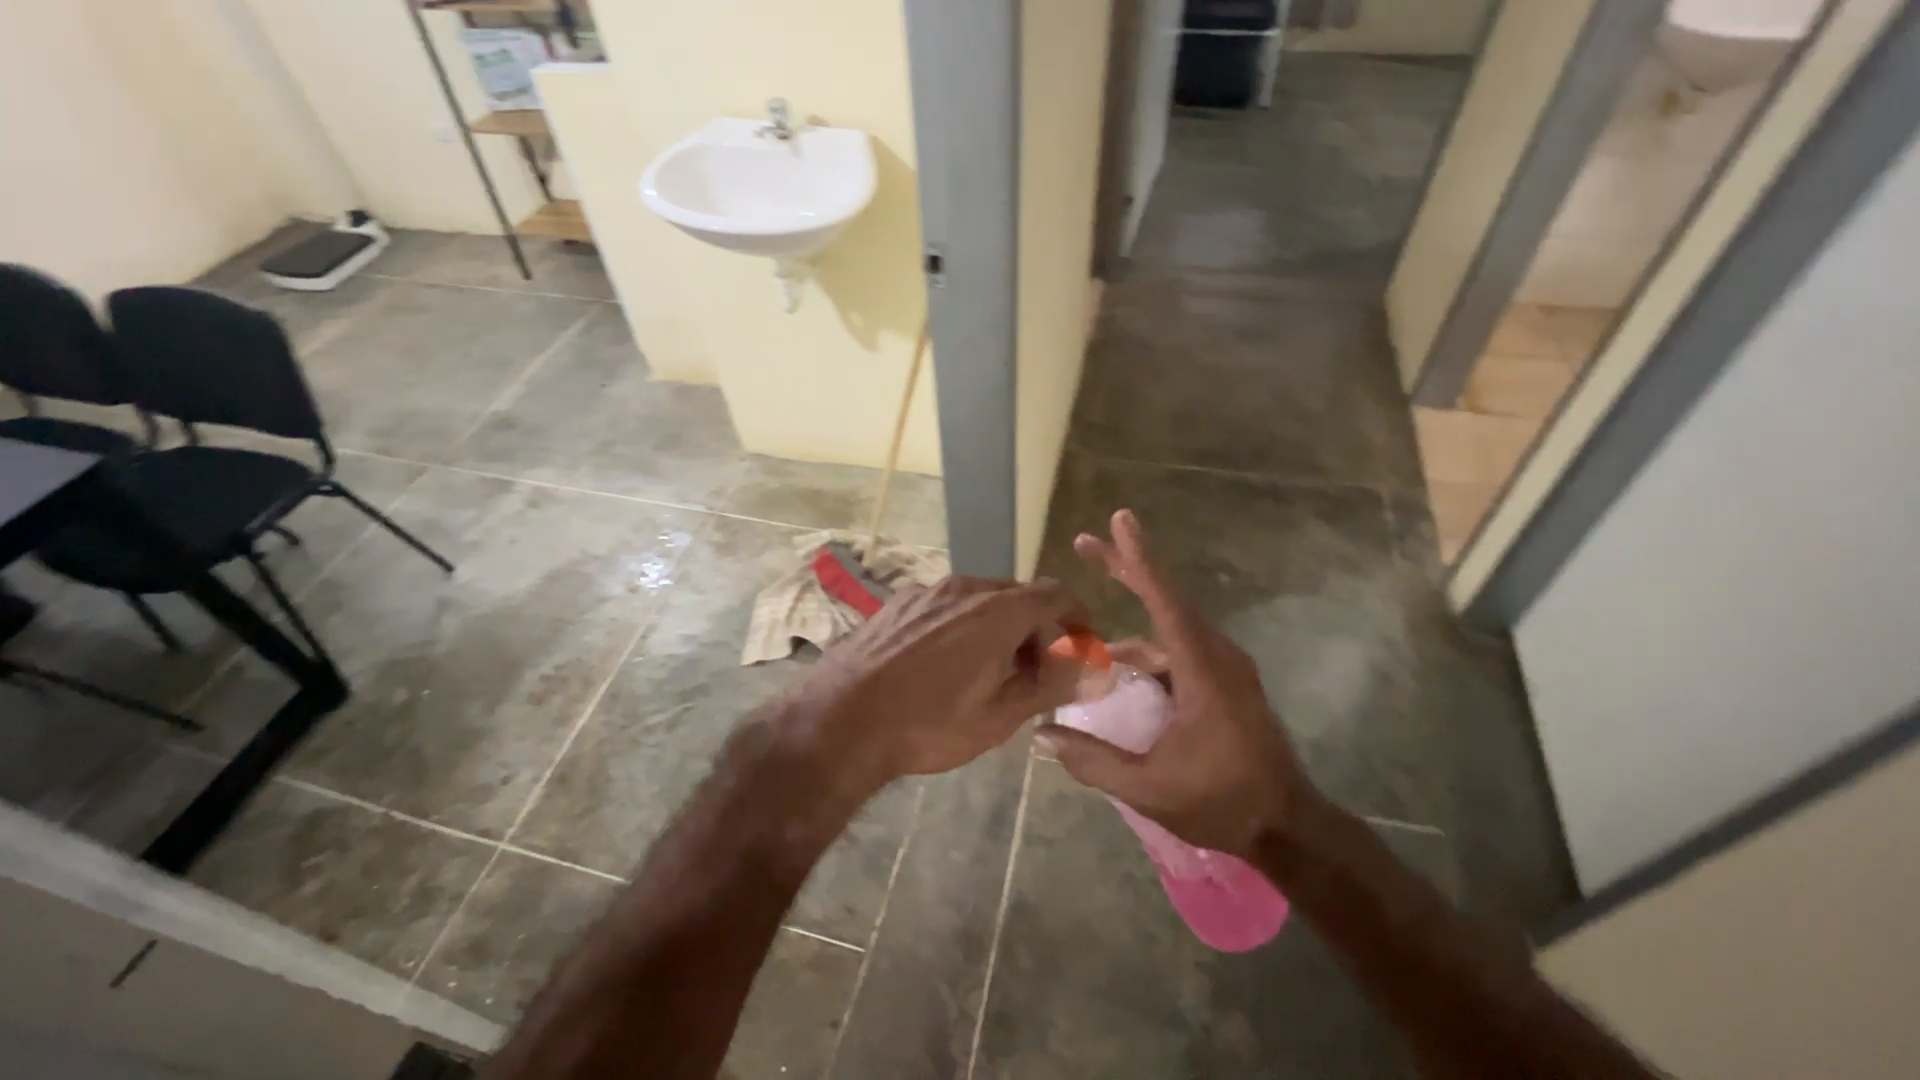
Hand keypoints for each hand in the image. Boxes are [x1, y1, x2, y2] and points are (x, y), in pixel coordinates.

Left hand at [778, 575, 1089, 799]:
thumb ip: (1053, 685)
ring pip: (979, 601)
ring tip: (992, 675)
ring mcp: (925, 592)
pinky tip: (947, 667)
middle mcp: (964, 587)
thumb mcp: (1001, 715)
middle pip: (1019, 597)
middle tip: (1037, 675)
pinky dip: (964, 628)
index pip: (1057, 594)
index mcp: (998, 609)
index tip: (1081, 650)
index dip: (1078, 619)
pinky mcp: (896, 604)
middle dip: (1038, 631)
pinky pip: (945, 608)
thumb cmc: (928, 723)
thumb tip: (1095, 671)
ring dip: (999, 630)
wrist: (840, 721)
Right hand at [1037, 509, 1313, 857]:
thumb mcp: (1147, 788)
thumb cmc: (1220, 803)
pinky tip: (1120, 676)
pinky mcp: (1227, 684)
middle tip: (1085, 543)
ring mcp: (1227, 669)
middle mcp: (1219, 657)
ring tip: (1085, 646)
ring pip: (1171, 630)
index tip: (1119, 520)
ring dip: (1131, 630)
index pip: (1166, 601)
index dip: (1139, 560)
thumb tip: (1041, 735)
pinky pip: (1180, 653)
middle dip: (1126, 570)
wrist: (1286, 826)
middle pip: (1167, 601)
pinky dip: (1148, 656)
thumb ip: (1092, 760)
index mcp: (1204, 671)